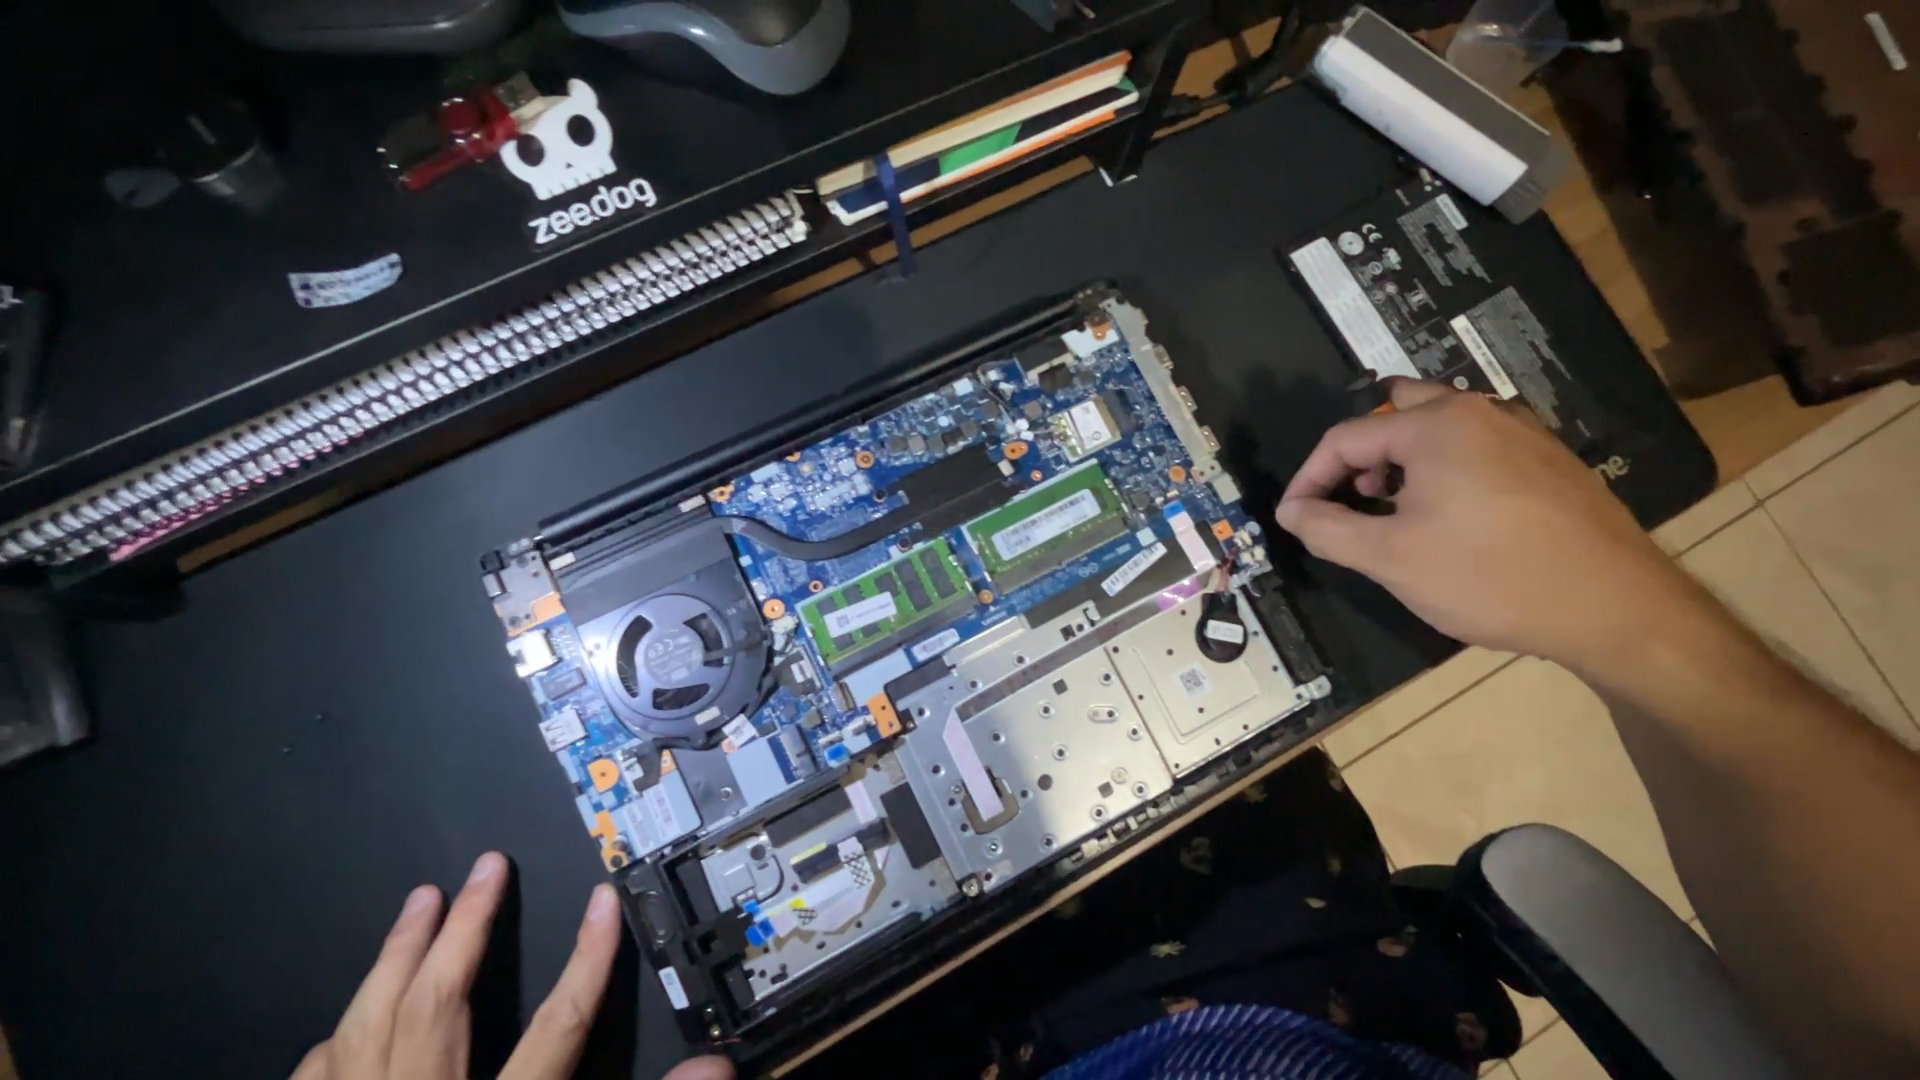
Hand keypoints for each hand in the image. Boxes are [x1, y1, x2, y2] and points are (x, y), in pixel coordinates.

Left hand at [293, 851, 733, 1079]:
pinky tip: (349, 1019)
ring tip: (419, 902)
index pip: (554, 1033)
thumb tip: (716, 1071)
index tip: (606, 900)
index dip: (586, 961)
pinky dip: (340, 1038)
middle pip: (437, 1009)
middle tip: (484, 868)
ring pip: (365, 1028)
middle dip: (466, 929)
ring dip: (394, 958)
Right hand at [1274, 378, 1701, 670]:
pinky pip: (1477, 446)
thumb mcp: (1390, 559)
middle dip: (1359, 454)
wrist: (1616, 608)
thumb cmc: (1490, 577)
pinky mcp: (1550, 460)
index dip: (1309, 478)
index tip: (1295, 518)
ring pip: (1438, 427)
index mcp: (1436, 425)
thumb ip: (1327, 529)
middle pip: (1395, 411)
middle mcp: (1480, 412)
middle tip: (1352, 497)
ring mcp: (1523, 432)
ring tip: (1394, 511)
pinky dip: (1444, 468)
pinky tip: (1451, 518)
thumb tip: (1290, 511)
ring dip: (1401, 460)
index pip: (1345, 437)